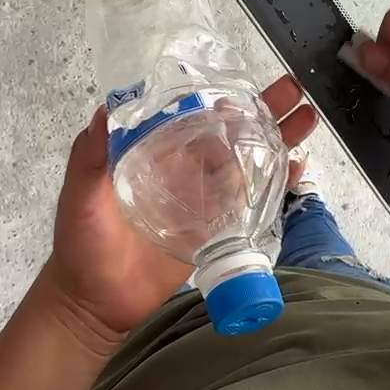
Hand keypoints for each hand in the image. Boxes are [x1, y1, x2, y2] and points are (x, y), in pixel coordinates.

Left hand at [40, 74, 319, 357]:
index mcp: (152, 152)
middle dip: (262, 109)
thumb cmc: (82, 244)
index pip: (191, 115)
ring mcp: (202, 199)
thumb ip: (91, 158)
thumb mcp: (80, 196)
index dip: (219, 98)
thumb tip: (105, 110)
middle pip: (228, 132)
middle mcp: (182, 169)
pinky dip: (276, 184)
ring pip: (246, 161)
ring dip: (277, 139)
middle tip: (294, 90)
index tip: (244, 86)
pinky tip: (298, 168)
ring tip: (308, 118)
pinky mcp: (216, 229)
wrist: (95, 303)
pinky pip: (249, 202)